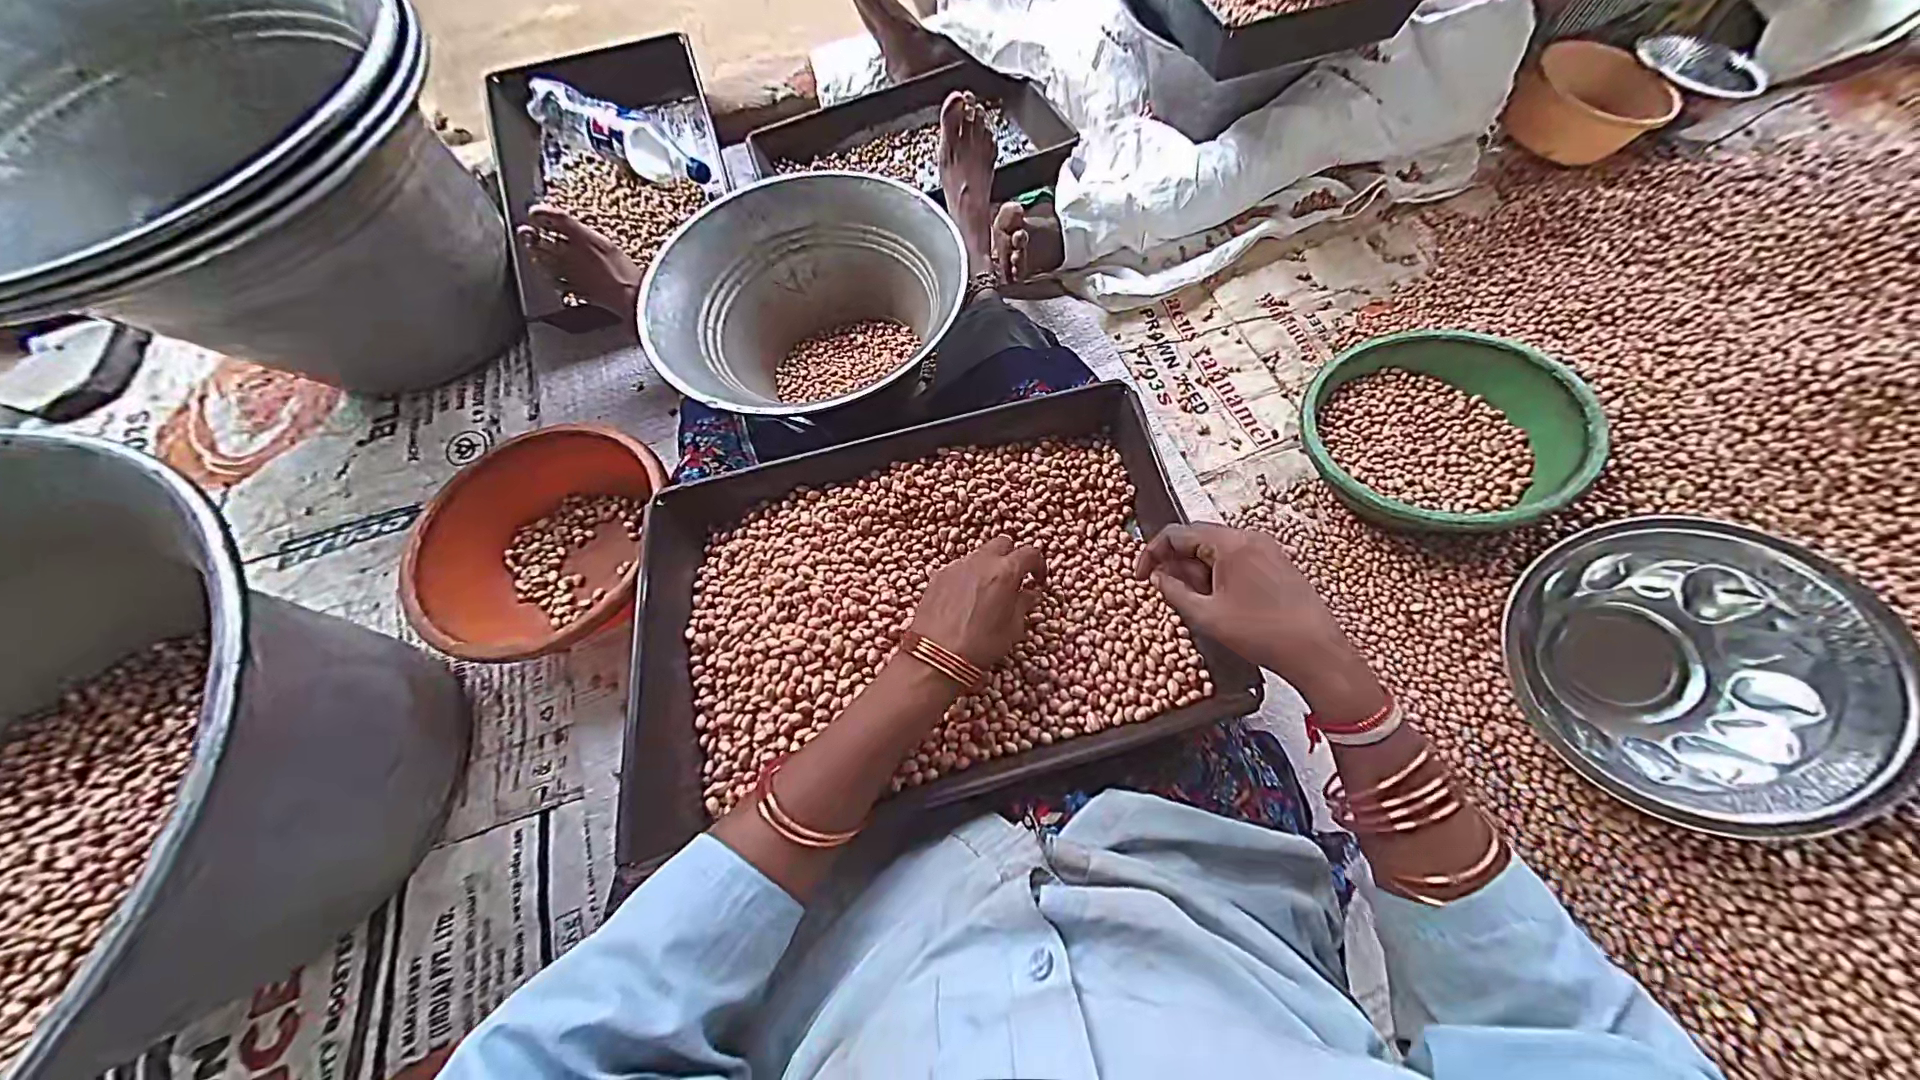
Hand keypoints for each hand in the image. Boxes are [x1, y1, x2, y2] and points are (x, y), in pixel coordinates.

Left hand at [909, 536, 1045, 666]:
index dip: (1038, 565)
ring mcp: (957, 567)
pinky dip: (968, 577)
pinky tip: (967, 600)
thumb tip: (1029, 594)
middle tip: (1015, 579)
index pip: (1030, 553)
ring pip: (979, 555)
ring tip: (989, 593)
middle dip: (1012, 557)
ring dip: (989, 567)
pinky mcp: (938, 577)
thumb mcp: (1012, 628)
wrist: (936, 656)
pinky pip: (960, 569)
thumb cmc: (978, 645)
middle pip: (1002, 544)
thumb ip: (1023, 604)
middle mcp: (980, 562)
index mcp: (1005, 572)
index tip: (1037, 579)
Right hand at [1134, 523, 1383, 719]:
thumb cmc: (1261, 633)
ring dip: (1197, 572)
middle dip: (1176, 564)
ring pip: (1216, 551)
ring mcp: (1266, 549)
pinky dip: (1218, 575)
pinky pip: (1235, 559)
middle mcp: (1249, 537)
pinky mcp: (1276, 564)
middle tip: (1169, 593)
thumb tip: (1157, 577)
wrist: (1317, 652)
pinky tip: (1219, 603)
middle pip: (1197, 539)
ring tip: (1198, 604)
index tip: (1141, 576)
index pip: (1177, 534)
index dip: (1152, 553)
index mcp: (1230, 543)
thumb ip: (1173, 591)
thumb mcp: (1205, 615)